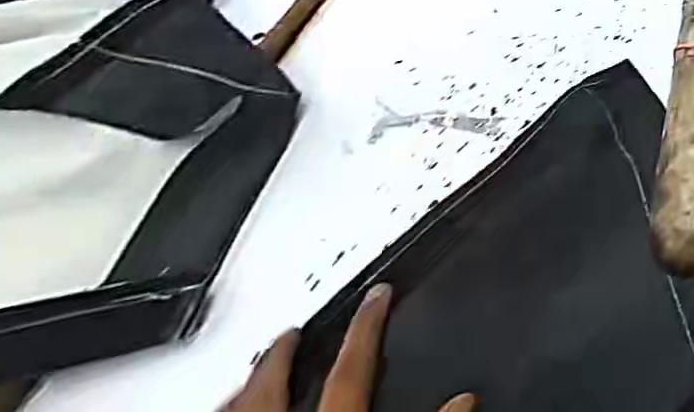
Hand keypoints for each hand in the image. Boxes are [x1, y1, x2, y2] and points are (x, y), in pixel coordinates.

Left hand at [222, 284, 475, 411]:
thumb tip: (466, 399)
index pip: (351, 368)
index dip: (368, 325)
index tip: (378, 293)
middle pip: (274, 387)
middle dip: (282, 353)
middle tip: (290, 330)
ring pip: (234, 410)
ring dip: (242, 387)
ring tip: (249, 373)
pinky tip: (227, 410)